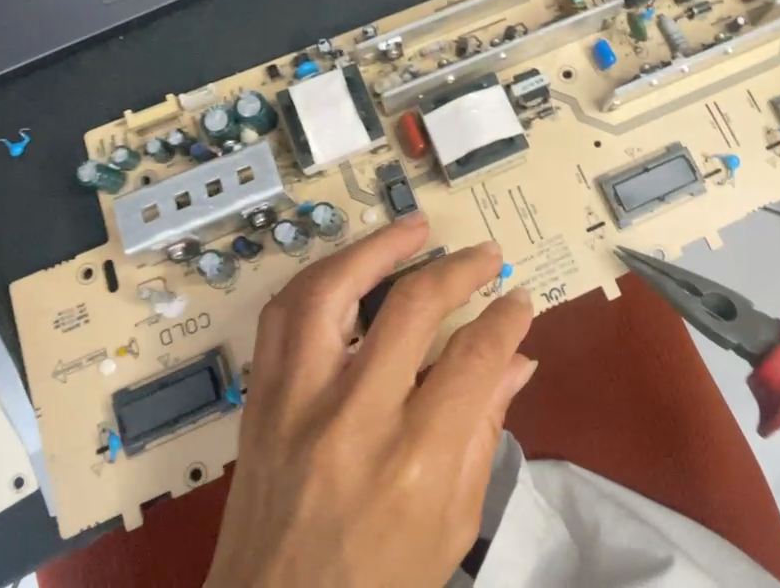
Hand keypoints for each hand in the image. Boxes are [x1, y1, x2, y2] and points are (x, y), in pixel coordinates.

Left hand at [203, 216, 535, 587]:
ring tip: (415, 227)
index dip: (506, 318)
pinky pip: (281, 317)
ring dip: (377, 247)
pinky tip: (349, 265)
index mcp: (416, 460)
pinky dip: (319, 279)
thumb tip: (517, 361)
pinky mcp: (260, 401)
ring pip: (330, 292)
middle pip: (411, 309)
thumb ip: (485, 432)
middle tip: (487, 254)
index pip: (474, 357)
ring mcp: (296, 404)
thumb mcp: (454, 523)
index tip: (519, 299)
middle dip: (460, 269)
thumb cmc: (380, 582)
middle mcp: (354, 419)